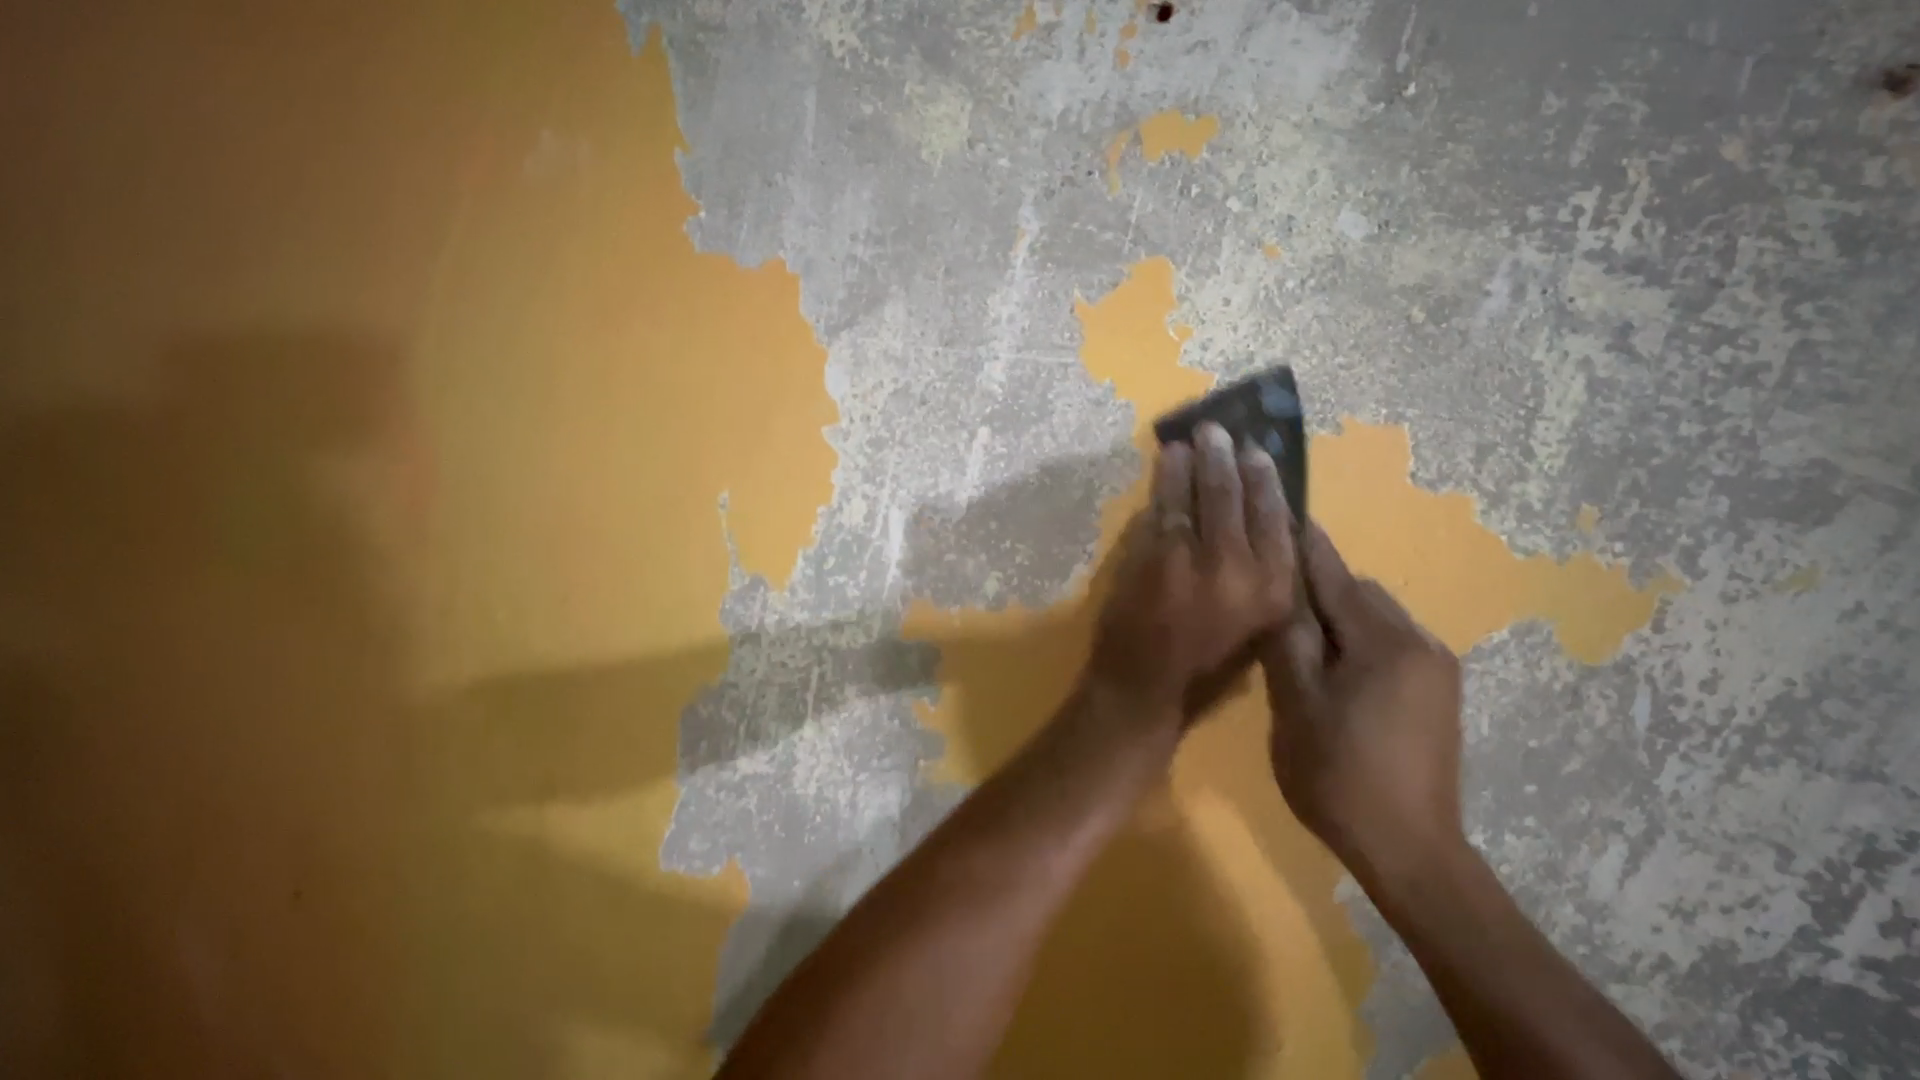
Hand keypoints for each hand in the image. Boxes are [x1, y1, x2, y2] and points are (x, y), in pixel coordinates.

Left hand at [1084, 422, 1299, 722]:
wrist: (1144, 690)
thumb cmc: (1206, 668)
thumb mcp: (1256, 627)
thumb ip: (1262, 578)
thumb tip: (1259, 522)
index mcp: (1274, 591)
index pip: (1277, 522)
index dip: (1267, 483)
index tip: (1259, 454)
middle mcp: (1239, 570)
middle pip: (1235, 500)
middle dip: (1227, 460)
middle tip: (1219, 432)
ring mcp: (1190, 562)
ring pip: (1194, 499)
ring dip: (1192, 463)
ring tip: (1190, 439)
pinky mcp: (1150, 558)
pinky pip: (1161, 513)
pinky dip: (1163, 487)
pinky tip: (1165, 467)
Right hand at [1261, 525, 1465, 881]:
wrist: (1411, 850)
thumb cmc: (1340, 778)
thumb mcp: (1295, 708)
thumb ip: (1287, 642)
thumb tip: (1280, 591)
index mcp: (1384, 642)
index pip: (1334, 576)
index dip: (1303, 546)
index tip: (1280, 510)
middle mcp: (1421, 642)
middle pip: (1359, 595)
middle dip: (1318, 593)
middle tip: (1272, 612)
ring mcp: (1438, 669)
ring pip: (1377, 621)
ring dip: (1340, 623)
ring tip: (1302, 651)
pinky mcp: (1442, 694)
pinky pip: (1393, 647)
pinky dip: (1361, 646)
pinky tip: (1337, 678)